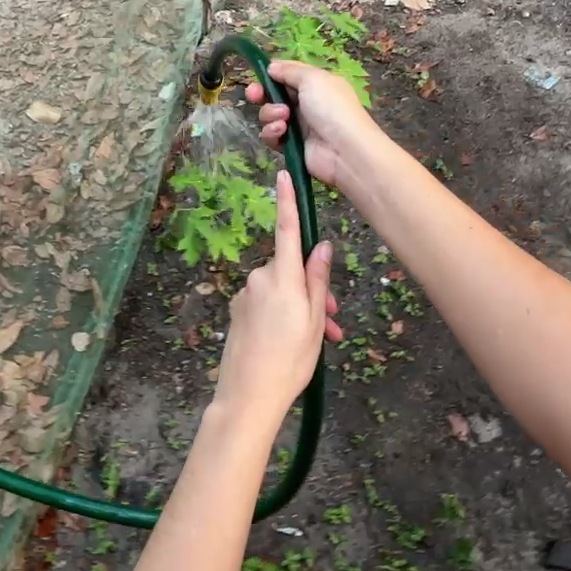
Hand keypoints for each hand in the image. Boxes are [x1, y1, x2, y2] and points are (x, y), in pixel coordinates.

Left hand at [213, 170, 342, 424]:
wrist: (248, 396)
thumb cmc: (291, 360)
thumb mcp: (314, 320)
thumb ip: (317, 279)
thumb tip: (322, 246)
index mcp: (282, 277)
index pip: (286, 229)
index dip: (286, 201)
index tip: (283, 175)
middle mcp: (259, 278)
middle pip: (290, 269)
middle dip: (312, 288)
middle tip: (333, 320)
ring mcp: (245, 294)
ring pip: (280, 290)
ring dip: (299, 306)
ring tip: (318, 340)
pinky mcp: (237, 310)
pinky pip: (265, 303)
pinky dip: (281, 315)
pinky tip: (290, 342)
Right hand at [245, 60, 383, 189]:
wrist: (345, 150)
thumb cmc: (331, 108)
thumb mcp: (313, 79)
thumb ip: (289, 70)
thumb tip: (271, 67)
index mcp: (315, 83)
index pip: (287, 74)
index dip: (271, 74)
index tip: (260, 76)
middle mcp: (305, 102)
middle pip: (274, 94)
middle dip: (261, 93)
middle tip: (254, 95)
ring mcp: (298, 125)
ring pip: (269, 115)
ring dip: (270, 114)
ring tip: (283, 118)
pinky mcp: (291, 145)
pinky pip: (272, 136)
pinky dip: (272, 132)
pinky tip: (281, 131)